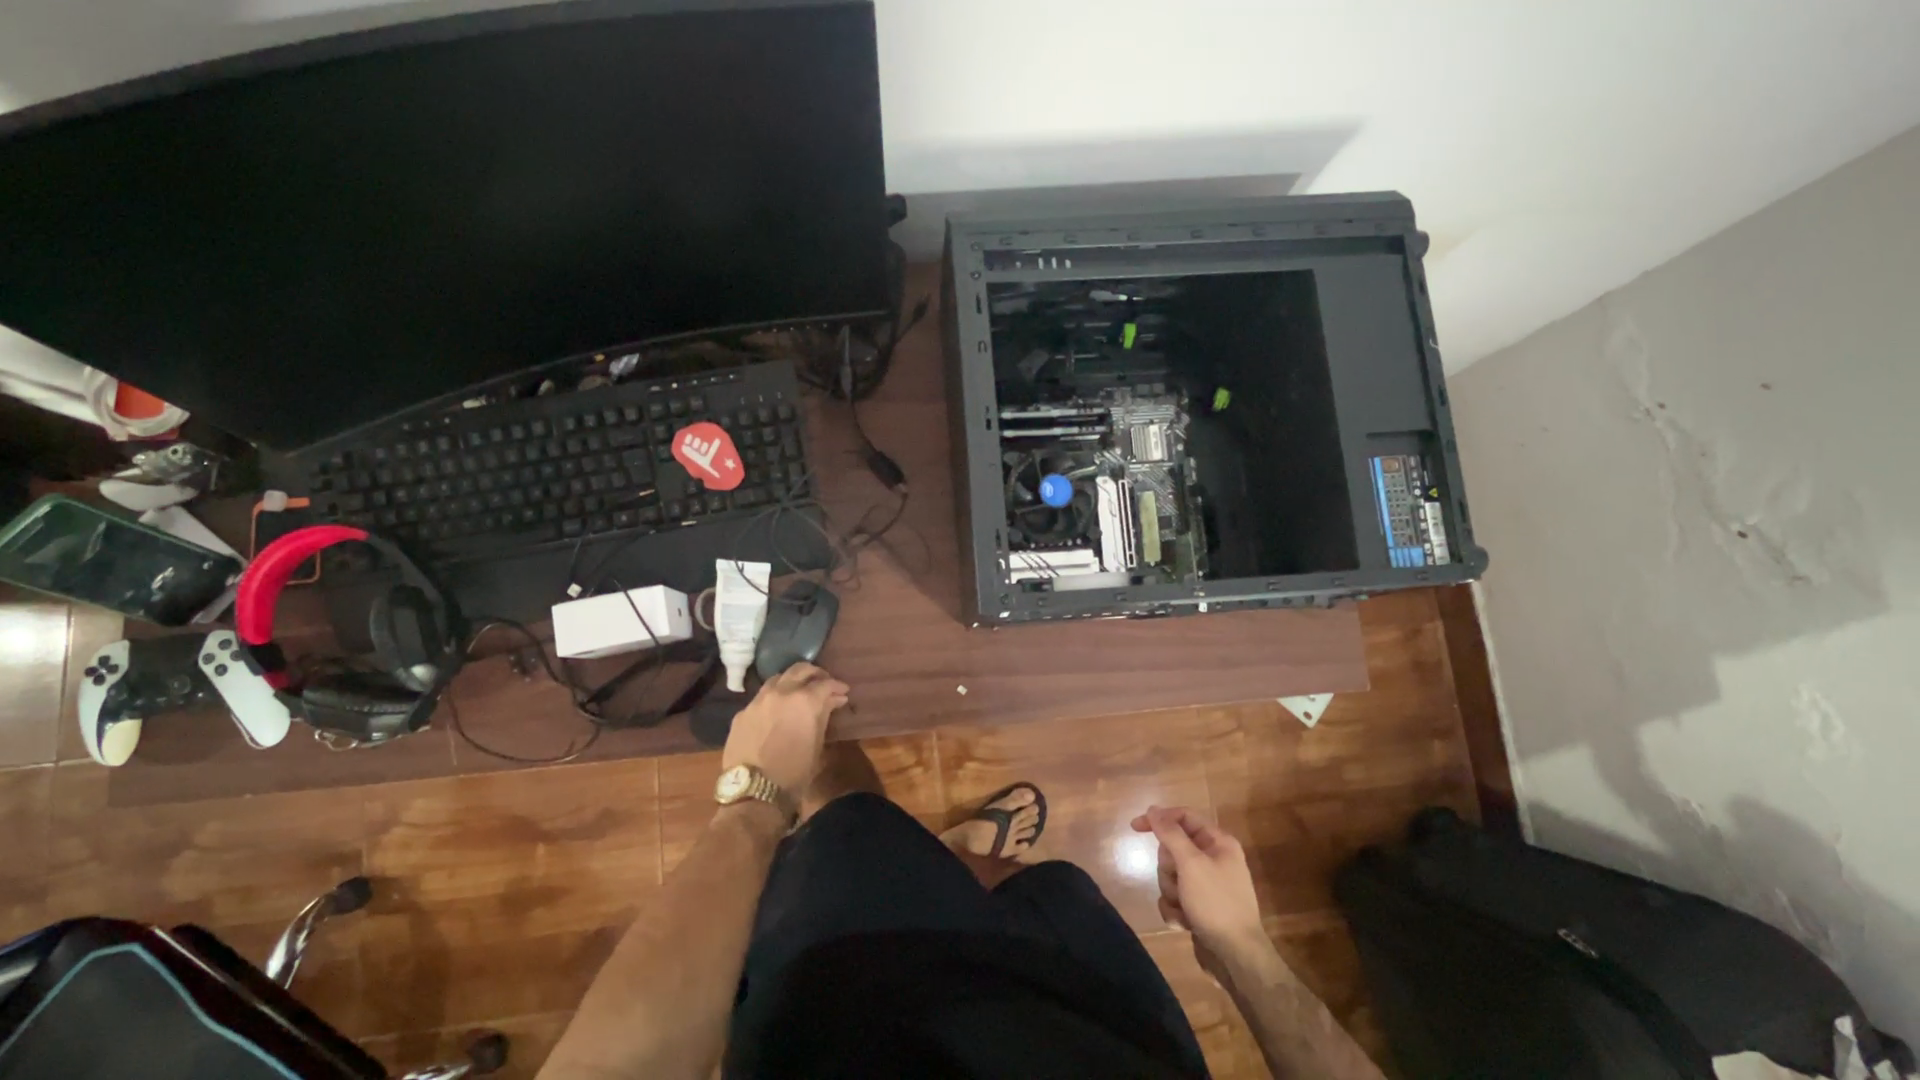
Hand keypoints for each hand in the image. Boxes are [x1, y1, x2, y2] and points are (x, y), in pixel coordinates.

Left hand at [721, 662, 849, 794]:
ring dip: (791, 682)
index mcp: (804, 700)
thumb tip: (834, 699)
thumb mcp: (817, 743)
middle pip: (800, 670)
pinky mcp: (742, 713)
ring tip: (798, 692)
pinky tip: (776, 712)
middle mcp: (781, 693)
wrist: (754, 792)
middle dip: (815, 673)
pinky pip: (761, 698)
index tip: (843, 692)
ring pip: (777, 679)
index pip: (826, 683)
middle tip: (823, 683)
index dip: (837, 686)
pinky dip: (773, 699)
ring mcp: (758, 701)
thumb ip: (824, 715)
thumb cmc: (795, 772)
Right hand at [1131, 806, 1265, 962]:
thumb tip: (1153, 809)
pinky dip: (1174, 910)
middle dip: (1168, 868)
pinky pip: (1173, 898)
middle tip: (1179, 881)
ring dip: (1170, 892)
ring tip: (1185, 907)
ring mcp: (1205, 885)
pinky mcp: (1198, 906)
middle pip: (1172, 849)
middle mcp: (1213, 859)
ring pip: (1170, 875)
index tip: (1135, 828)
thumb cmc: (1216, 903)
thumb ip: (1170, 834)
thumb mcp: (1191, 864)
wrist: (1236, 956)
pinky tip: (1185, 922)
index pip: (1183, 817)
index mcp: (1218, 843)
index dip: (1159, 819)